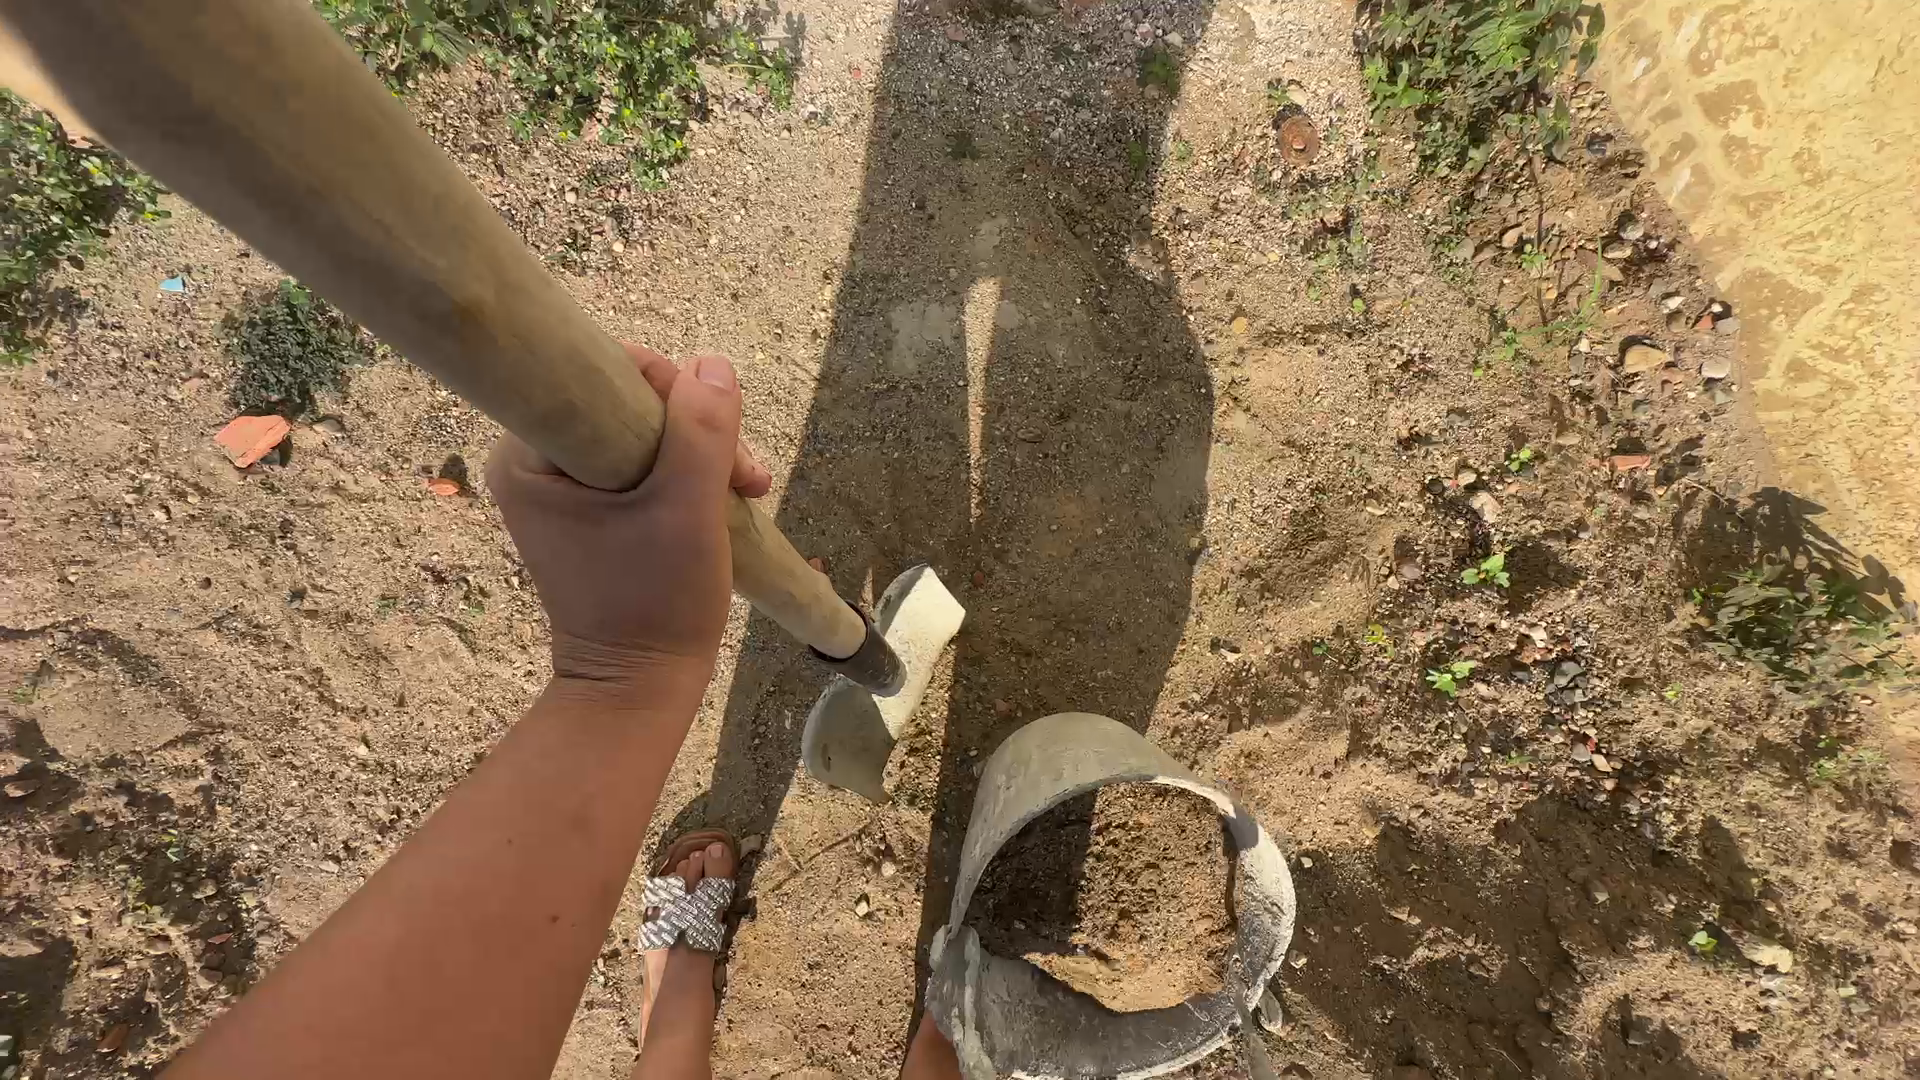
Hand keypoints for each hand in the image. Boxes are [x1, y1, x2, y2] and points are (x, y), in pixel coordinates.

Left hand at [485, 345, 769, 699]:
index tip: (716, 435)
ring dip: (706, 454)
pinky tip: (730, 498)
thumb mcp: (687, 510)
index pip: (602, 375)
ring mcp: (568, 491)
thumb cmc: (657, 600)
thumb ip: (702, 432)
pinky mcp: (596, 513)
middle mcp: (539, 463)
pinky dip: (693, 477)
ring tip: (749, 490)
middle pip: (631, 405)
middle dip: (699, 430)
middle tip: (744, 475)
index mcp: (532, 454)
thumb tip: (714, 365)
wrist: (642, 684)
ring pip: (649, 436)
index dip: (670, 388)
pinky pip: (650, 467)